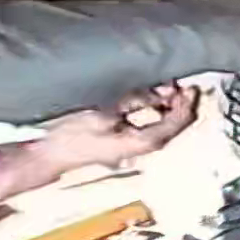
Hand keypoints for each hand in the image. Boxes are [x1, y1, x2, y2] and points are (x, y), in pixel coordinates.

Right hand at [38, 84, 200, 170]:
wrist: (49, 155)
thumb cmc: (71, 137)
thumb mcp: (103, 115)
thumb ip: (135, 103)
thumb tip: (161, 92)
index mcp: (149, 140)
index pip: (180, 119)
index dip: (187, 101)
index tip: (189, 87)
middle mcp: (153, 144)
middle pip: (179, 120)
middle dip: (180, 100)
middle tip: (175, 83)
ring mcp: (145, 143)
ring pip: (170, 120)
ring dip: (170, 103)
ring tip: (164, 88)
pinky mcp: (136, 140)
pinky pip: (158, 122)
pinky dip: (159, 109)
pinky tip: (153, 99)